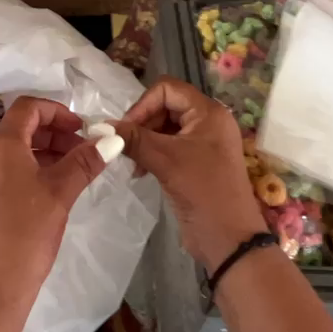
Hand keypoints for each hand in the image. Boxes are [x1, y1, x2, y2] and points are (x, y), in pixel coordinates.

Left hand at [0, 97, 107, 299]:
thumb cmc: (27, 230)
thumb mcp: (61, 191)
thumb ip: (85, 161)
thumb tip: (112, 140)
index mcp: (2, 144)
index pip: (28, 108)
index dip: (57, 112)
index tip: (83, 128)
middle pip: (22, 127)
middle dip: (56, 133)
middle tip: (85, 150)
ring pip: (18, 150)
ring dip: (48, 152)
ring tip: (76, 170)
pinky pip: (11, 169)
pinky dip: (35, 169)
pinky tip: (57, 189)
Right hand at [115, 78, 268, 272]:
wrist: (231, 242)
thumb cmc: (204, 192)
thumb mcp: (166, 161)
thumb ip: (133, 139)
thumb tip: (101, 127)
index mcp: (208, 112)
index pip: (167, 89)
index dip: (142, 105)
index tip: (125, 130)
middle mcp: (208, 122)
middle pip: (165, 106)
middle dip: (142, 124)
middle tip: (126, 148)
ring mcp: (204, 143)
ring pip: (165, 127)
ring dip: (145, 141)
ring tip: (133, 163)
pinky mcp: (198, 162)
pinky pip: (170, 146)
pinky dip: (153, 153)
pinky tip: (141, 171)